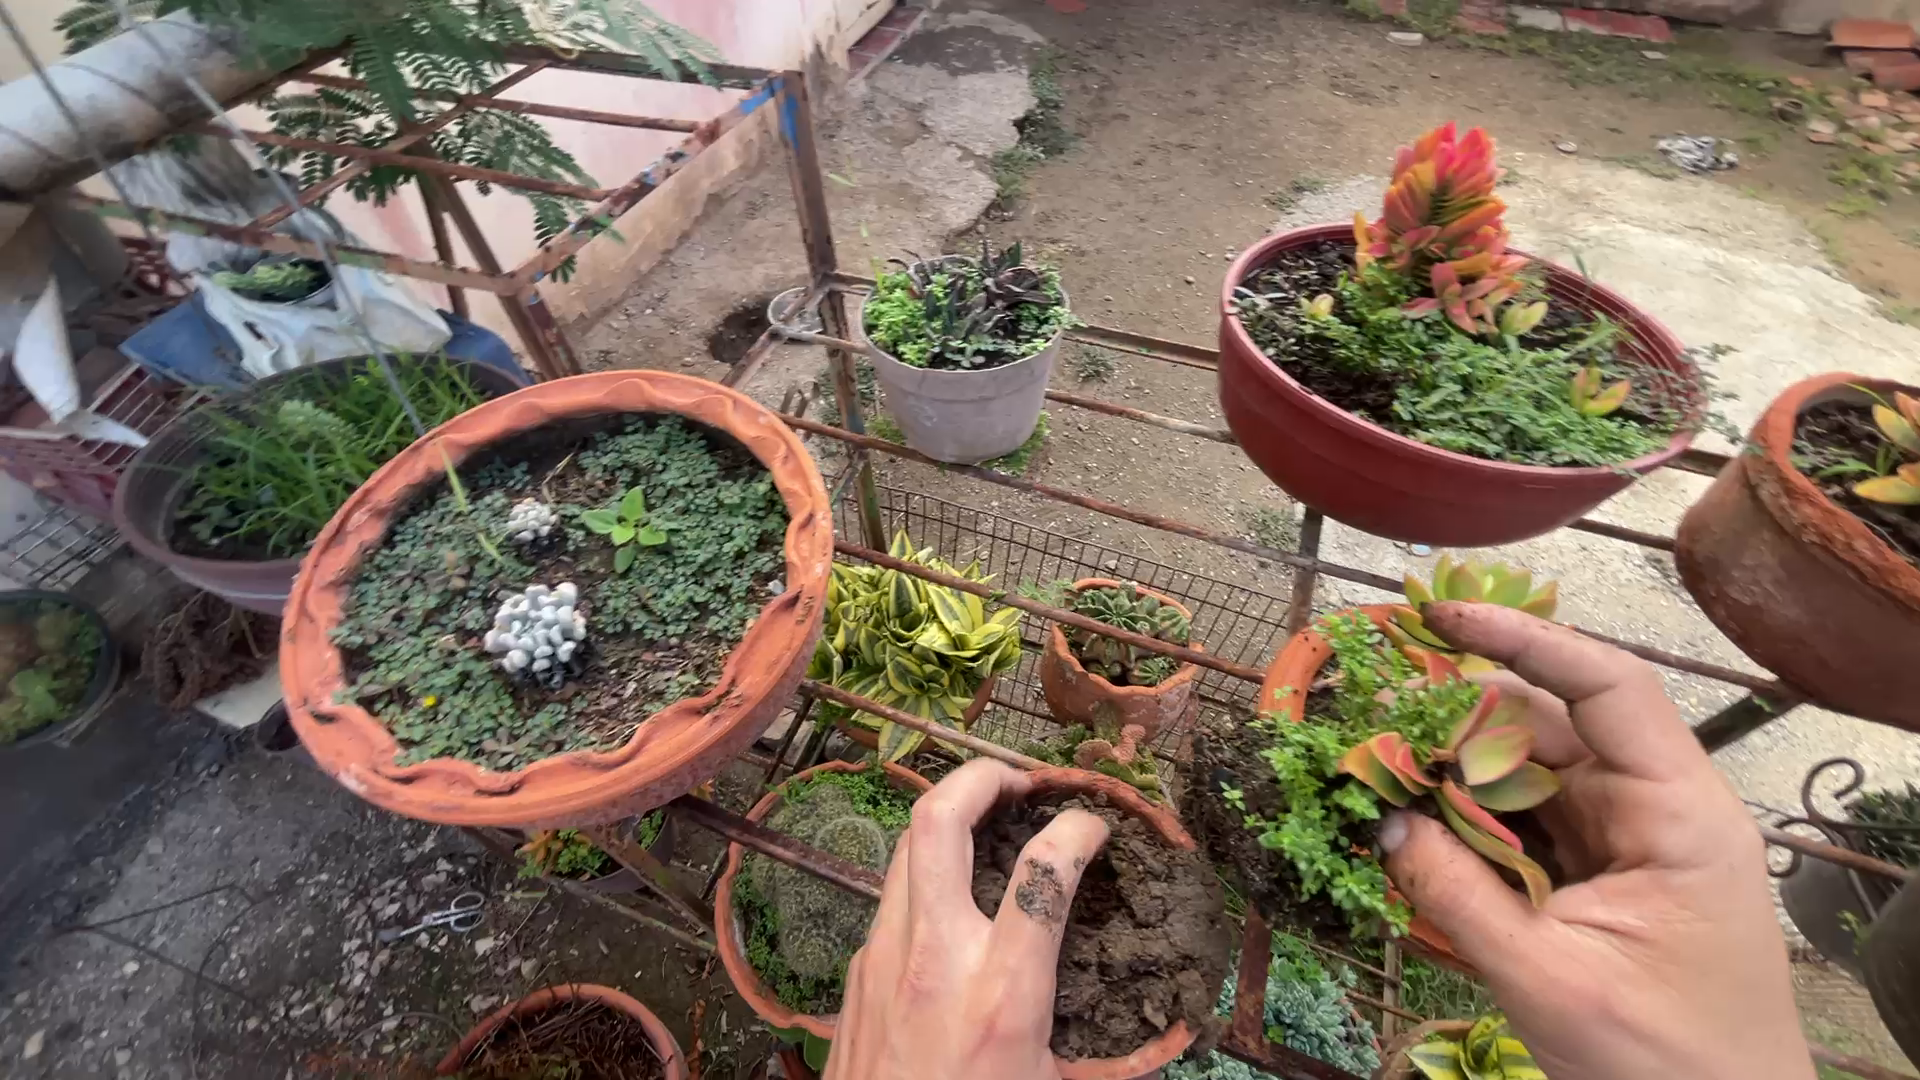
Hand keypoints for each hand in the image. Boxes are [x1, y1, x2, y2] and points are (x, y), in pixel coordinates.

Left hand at [825, 759, 1110, 1079]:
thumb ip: (1095, 1034)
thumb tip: (1147, 1015)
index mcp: (1000, 992)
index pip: (1044, 872)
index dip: (1077, 829)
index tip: (1092, 824)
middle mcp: (935, 955)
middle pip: (940, 820)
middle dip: (980, 777)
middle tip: (1017, 779)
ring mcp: (883, 954)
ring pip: (907, 843)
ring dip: (949, 811)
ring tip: (987, 813)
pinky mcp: (858, 967)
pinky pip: (894, 889)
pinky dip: (928, 867)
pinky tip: (952, 890)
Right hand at [1381, 602, 1813, 1079]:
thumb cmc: (1661, 1066)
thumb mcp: (1545, 978)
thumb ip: (1451, 889)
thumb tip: (1376, 815)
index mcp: (1675, 816)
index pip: (1607, 687)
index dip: (1523, 638)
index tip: (1438, 617)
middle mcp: (1644, 802)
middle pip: (1539, 719)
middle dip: (1452, 717)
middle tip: (1373, 728)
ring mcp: (1609, 827)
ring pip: (1512, 759)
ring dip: (1444, 763)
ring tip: (1381, 775)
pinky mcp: (1578, 852)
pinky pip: (1503, 803)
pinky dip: (1452, 802)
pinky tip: (1410, 814)